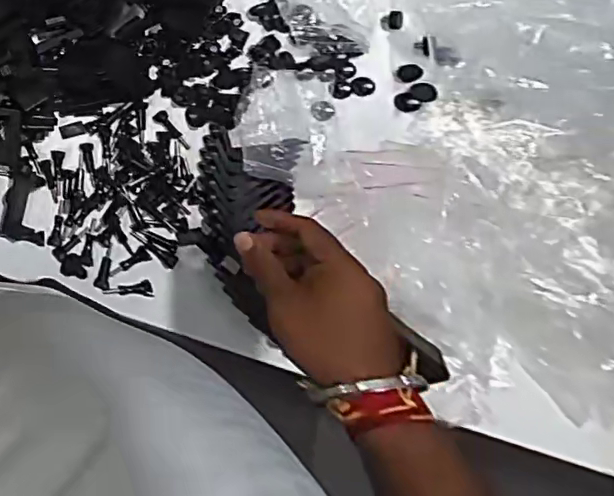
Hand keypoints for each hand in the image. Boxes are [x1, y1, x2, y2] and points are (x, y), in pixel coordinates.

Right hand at [236, 209, 406, 385]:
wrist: (366, 394)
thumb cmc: (324, 340)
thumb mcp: (283, 298)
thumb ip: (262, 264)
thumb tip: (246, 238)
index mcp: (341, 266)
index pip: (308, 229)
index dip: (278, 220)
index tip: (255, 219)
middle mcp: (358, 277)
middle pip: (315, 247)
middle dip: (281, 245)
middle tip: (254, 251)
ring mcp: (364, 298)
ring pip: (322, 268)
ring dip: (291, 264)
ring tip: (265, 274)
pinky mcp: (364, 316)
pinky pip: (331, 285)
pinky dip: (306, 281)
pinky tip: (287, 294)